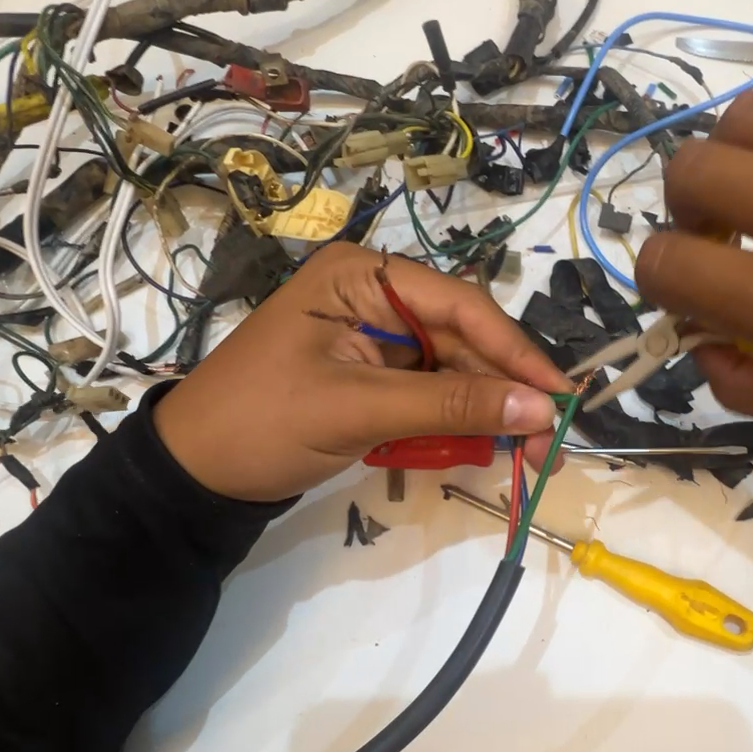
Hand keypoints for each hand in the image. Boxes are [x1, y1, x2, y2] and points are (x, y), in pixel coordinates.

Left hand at [154, 244, 571, 501]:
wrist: (193, 475)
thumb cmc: (261, 423)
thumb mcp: (358, 409)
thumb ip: (451, 405)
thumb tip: (541, 408)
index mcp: (363, 276)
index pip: (461, 307)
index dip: (516, 353)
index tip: (559, 397)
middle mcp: (378, 296)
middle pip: (466, 340)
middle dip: (507, 391)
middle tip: (548, 442)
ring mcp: (379, 338)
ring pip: (457, 371)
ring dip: (490, 412)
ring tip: (528, 455)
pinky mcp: (379, 377)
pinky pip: (436, 395)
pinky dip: (460, 424)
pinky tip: (488, 448)